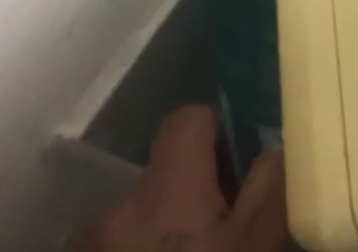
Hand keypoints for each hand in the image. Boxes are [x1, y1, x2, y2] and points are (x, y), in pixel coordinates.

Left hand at [76, 105, 288, 251]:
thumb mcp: (261, 239)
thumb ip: (271, 181)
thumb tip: (272, 146)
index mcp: (165, 190)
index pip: (186, 120)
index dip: (216, 126)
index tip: (238, 154)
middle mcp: (114, 209)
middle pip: (162, 173)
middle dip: (193, 188)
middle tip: (223, 222)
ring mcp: (85, 247)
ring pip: (139, 212)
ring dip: (163, 225)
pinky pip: (117, 244)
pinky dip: (141, 250)